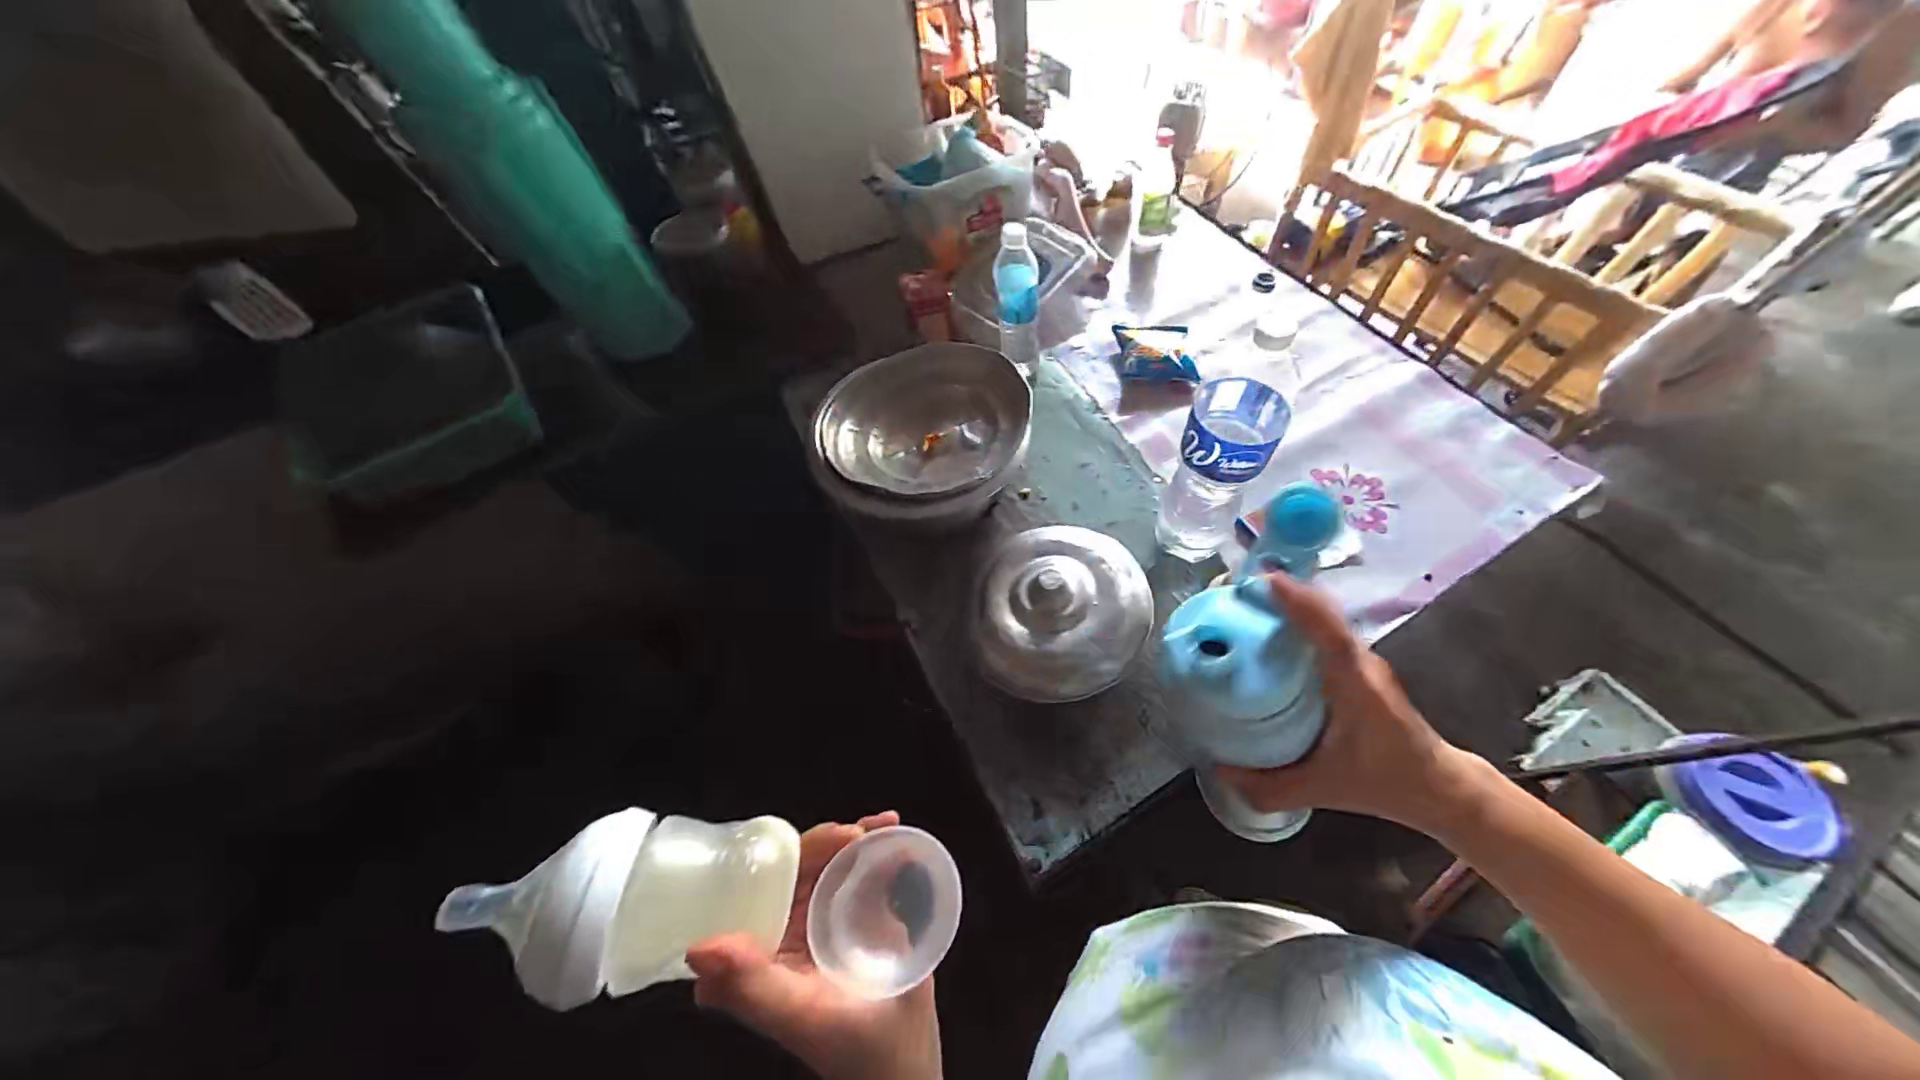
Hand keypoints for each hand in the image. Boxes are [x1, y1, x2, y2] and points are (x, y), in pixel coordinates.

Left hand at [685, 811, 941, 1079]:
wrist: (907, 1064)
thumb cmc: (854, 1050)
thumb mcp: (800, 1016)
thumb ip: (752, 987)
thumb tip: (698, 947)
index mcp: (762, 950)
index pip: (768, 883)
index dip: (794, 854)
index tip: (835, 838)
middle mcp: (787, 930)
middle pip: (803, 866)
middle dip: (831, 840)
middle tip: (862, 831)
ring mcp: (822, 921)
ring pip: (831, 863)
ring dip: (856, 837)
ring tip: (883, 823)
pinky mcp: (853, 918)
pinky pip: (858, 873)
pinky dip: (875, 848)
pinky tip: (893, 831)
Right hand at [1217, 573, 1482, 835]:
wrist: (1439, 786)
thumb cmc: (1387, 782)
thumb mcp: (1324, 790)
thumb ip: (1270, 786)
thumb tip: (1220, 770)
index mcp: (1357, 687)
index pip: (1330, 634)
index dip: (1301, 605)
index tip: (1267, 582)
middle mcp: (1363, 665)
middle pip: (1326, 615)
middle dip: (1286, 594)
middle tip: (1243, 588)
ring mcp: (1364, 663)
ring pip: (1328, 619)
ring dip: (1294, 603)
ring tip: (1252, 600)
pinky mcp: (1360, 667)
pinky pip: (1328, 631)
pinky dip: (1302, 618)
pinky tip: (1275, 626)